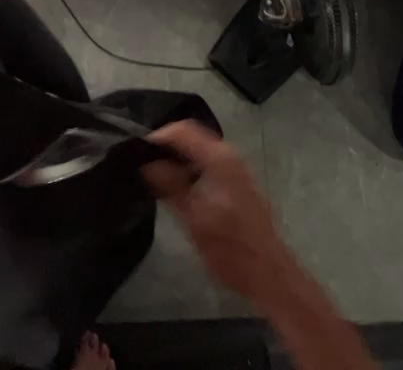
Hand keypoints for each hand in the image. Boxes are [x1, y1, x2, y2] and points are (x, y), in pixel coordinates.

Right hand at [140, 121, 296, 299]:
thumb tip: (147, 163)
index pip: (182, 130)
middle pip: (190, 137)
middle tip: (139, 164)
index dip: (158, 137)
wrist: (267, 272)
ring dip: (175, 160)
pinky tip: (172, 188)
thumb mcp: (194, 217)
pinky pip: (205, 164)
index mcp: (219, 158)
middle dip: (165, 148)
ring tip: (150, 175)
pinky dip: (188, 170)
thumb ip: (171, 185)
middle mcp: (228, 155)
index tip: (134, 151)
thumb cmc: (230, 247)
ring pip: (197, 151)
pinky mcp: (234, 183)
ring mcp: (234, 168)